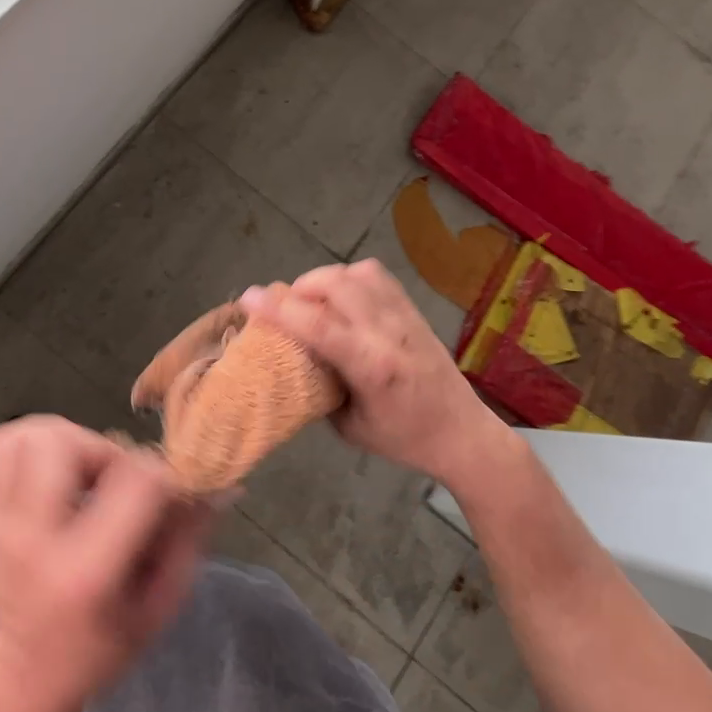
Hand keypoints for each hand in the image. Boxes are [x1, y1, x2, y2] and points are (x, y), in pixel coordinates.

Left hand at [0, 416, 212, 711]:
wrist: (29, 668)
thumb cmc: (103, 641)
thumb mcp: (160, 602)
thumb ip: (189, 538)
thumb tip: (220, 483)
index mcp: (86, 572)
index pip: (133, 482)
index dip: (161, 471)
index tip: (167, 487)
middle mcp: (33, 540)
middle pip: (63, 445)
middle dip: (104, 449)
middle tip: (116, 479)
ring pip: (29, 437)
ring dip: (67, 441)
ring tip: (83, 472)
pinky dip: (27, 442)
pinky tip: (49, 467)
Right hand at [239, 259, 504, 483]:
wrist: (462, 433)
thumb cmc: (404, 439)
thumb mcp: (349, 427)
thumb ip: (319, 389)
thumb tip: (291, 362)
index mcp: (372, 367)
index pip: (317, 326)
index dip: (278, 309)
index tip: (248, 298)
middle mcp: (388, 333)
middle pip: (335, 285)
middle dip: (298, 288)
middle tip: (283, 307)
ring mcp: (404, 316)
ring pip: (355, 273)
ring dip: (324, 279)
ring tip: (312, 300)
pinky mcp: (413, 309)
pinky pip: (376, 275)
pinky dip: (349, 277)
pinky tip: (342, 297)